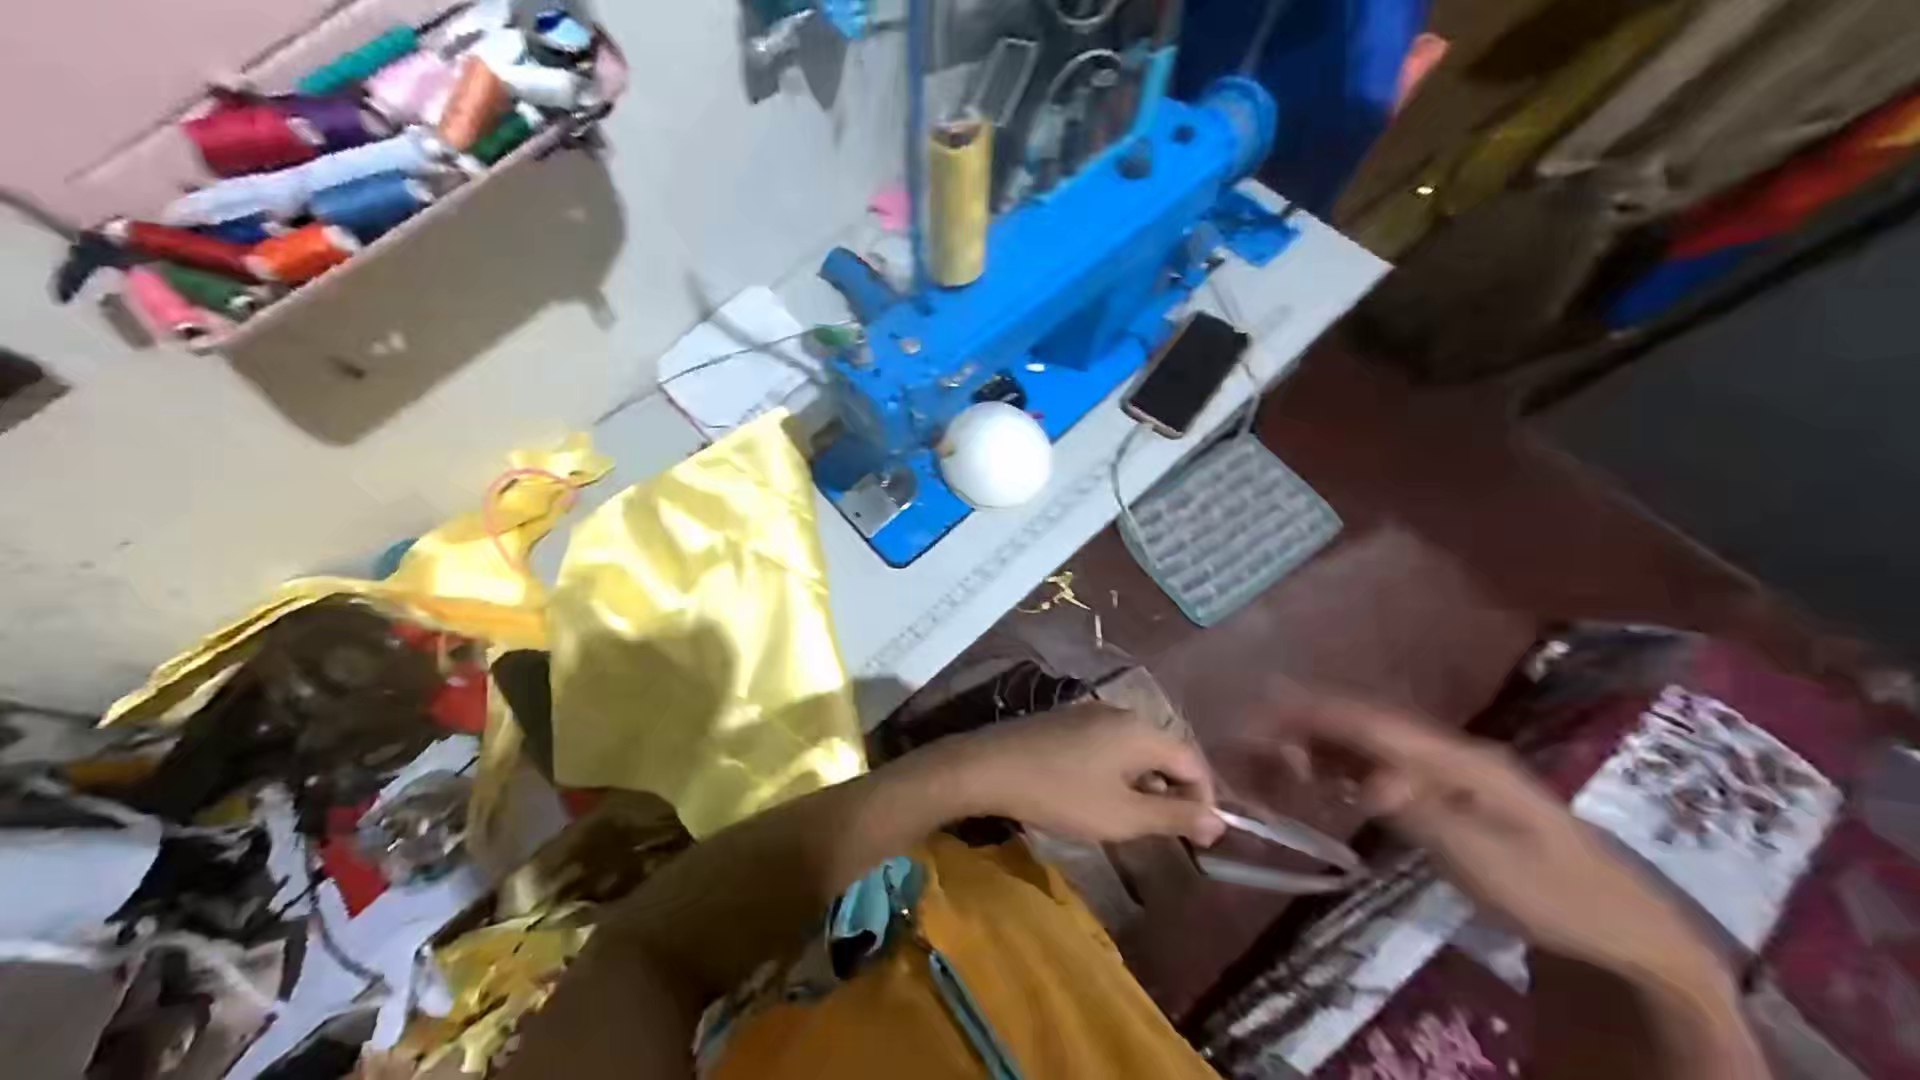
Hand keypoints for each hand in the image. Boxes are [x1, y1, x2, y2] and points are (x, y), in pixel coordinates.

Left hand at [927, 703, 1226, 845]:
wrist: (990, 767)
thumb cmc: (1062, 794)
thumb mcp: (1123, 816)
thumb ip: (1174, 817)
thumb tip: (1218, 821)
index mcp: (1141, 730)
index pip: (1192, 761)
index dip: (1203, 800)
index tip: (1199, 838)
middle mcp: (1121, 713)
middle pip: (1165, 751)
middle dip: (1173, 792)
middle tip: (1164, 831)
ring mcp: (1090, 713)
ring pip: (1135, 749)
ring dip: (1144, 784)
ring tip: (1130, 819)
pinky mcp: (1066, 720)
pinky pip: (1108, 745)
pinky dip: (1117, 772)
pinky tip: (1097, 796)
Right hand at [1276, 696, 1727, 987]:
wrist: (1621, 930)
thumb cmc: (1555, 895)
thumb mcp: (1492, 861)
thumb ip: (1424, 813)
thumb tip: (1366, 783)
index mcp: (1460, 760)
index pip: (1375, 725)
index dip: (1318, 712)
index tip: (1266, 705)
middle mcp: (1446, 753)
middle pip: (1364, 726)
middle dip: (1306, 724)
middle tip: (1253, 734)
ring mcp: (1444, 772)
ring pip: (1365, 745)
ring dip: (1318, 745)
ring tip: (1273, 756)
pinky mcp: (1440, 793)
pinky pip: (1376, 768)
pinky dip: (1339, 767)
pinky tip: (1316, 777)